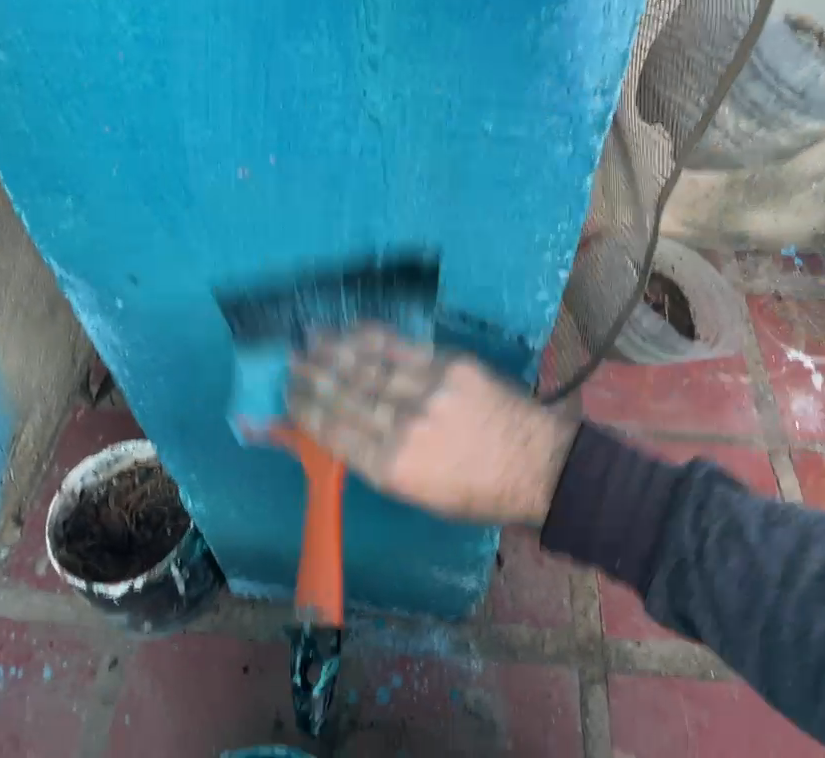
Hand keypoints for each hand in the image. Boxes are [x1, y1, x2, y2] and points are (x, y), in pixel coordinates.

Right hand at [287, 327, 579, 525]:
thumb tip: (338, 433)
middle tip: (290, 362)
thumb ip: (378, 462)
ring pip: (368, 368)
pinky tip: (352, 330)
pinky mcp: (451, 367)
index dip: (306, 411)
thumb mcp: (420, 495)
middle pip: (345, 396)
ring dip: (333, 351)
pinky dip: (373, 338)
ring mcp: (428, 393)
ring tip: (309, 339)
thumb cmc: (478, 491)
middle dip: (313, 377)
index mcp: (393, 469)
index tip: (287, 395)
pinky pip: (403, 348)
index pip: (335, 433)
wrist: (537, 465)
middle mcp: (404, 428)